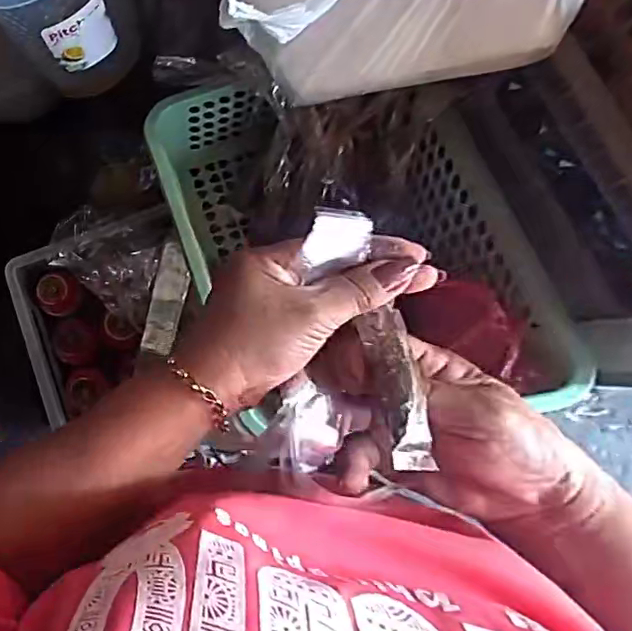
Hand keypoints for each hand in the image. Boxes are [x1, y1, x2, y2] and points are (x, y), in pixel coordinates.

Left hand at [170, 237, 440, 412]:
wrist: (210, 386)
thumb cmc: (253, 346)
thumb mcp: (311, 315)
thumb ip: (358, 290)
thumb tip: (404, 269)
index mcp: (266, 259)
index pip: (331, 244)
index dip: (377, 249)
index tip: (417, 254)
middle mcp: (263, 272)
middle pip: (329, 264)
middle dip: (375, 270)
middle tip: (421, 274)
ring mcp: (264, 298)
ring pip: (322, 288)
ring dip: (361, 290)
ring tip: (405, 289)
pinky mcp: (268, 322)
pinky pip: (311, 308)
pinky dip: (340, 309)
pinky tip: (371, 310)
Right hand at [319, 334, 613, 531]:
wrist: (537, 503)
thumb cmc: (521, 441)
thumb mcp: (476, 406)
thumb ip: (421, 386)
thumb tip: (370, 366)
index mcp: (419, 364)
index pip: (370, 346)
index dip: (345, 353)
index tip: (331, 371)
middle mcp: (394, 389)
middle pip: (344, 379)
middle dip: (325, 394)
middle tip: (314, 413)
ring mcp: (386, 423)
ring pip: (341, 419)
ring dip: (330, 436)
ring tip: (334, 456)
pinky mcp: (383, 457)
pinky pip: (352, 456)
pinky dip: (345, 467)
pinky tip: (351, 479)